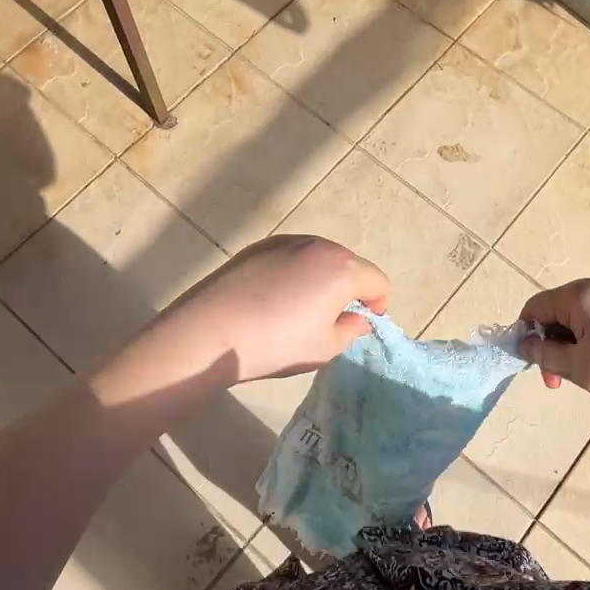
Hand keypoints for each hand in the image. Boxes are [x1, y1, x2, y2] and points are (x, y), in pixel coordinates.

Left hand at [93, 236, 390, 413]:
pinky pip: (291, 257)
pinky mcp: (259, 246)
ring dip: (322, 279)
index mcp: (342, 268)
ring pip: (319, 258)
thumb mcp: (323, 348)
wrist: (210, 331)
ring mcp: (286, 241)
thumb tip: (360, 319)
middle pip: (349, 265)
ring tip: (301, 311)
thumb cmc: (276, 344)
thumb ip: (350, 330)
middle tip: (333, 320)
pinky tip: (275, 300)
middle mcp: (319, 245)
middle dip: (350, 290)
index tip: (364, 323)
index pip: (377, 281)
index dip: (378, 304)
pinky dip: (295, 273)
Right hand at [520, 279, 589, 429]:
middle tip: (555, 380)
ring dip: (566, 348)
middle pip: (553, 312)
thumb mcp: (578, 368)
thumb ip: (544, 354)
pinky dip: (585, 344)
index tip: (532, 365)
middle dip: (548, 345)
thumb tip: (522, 344)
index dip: (526, 334)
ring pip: (573, 321)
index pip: (535, 306)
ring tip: (576, 378)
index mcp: (582, 294)